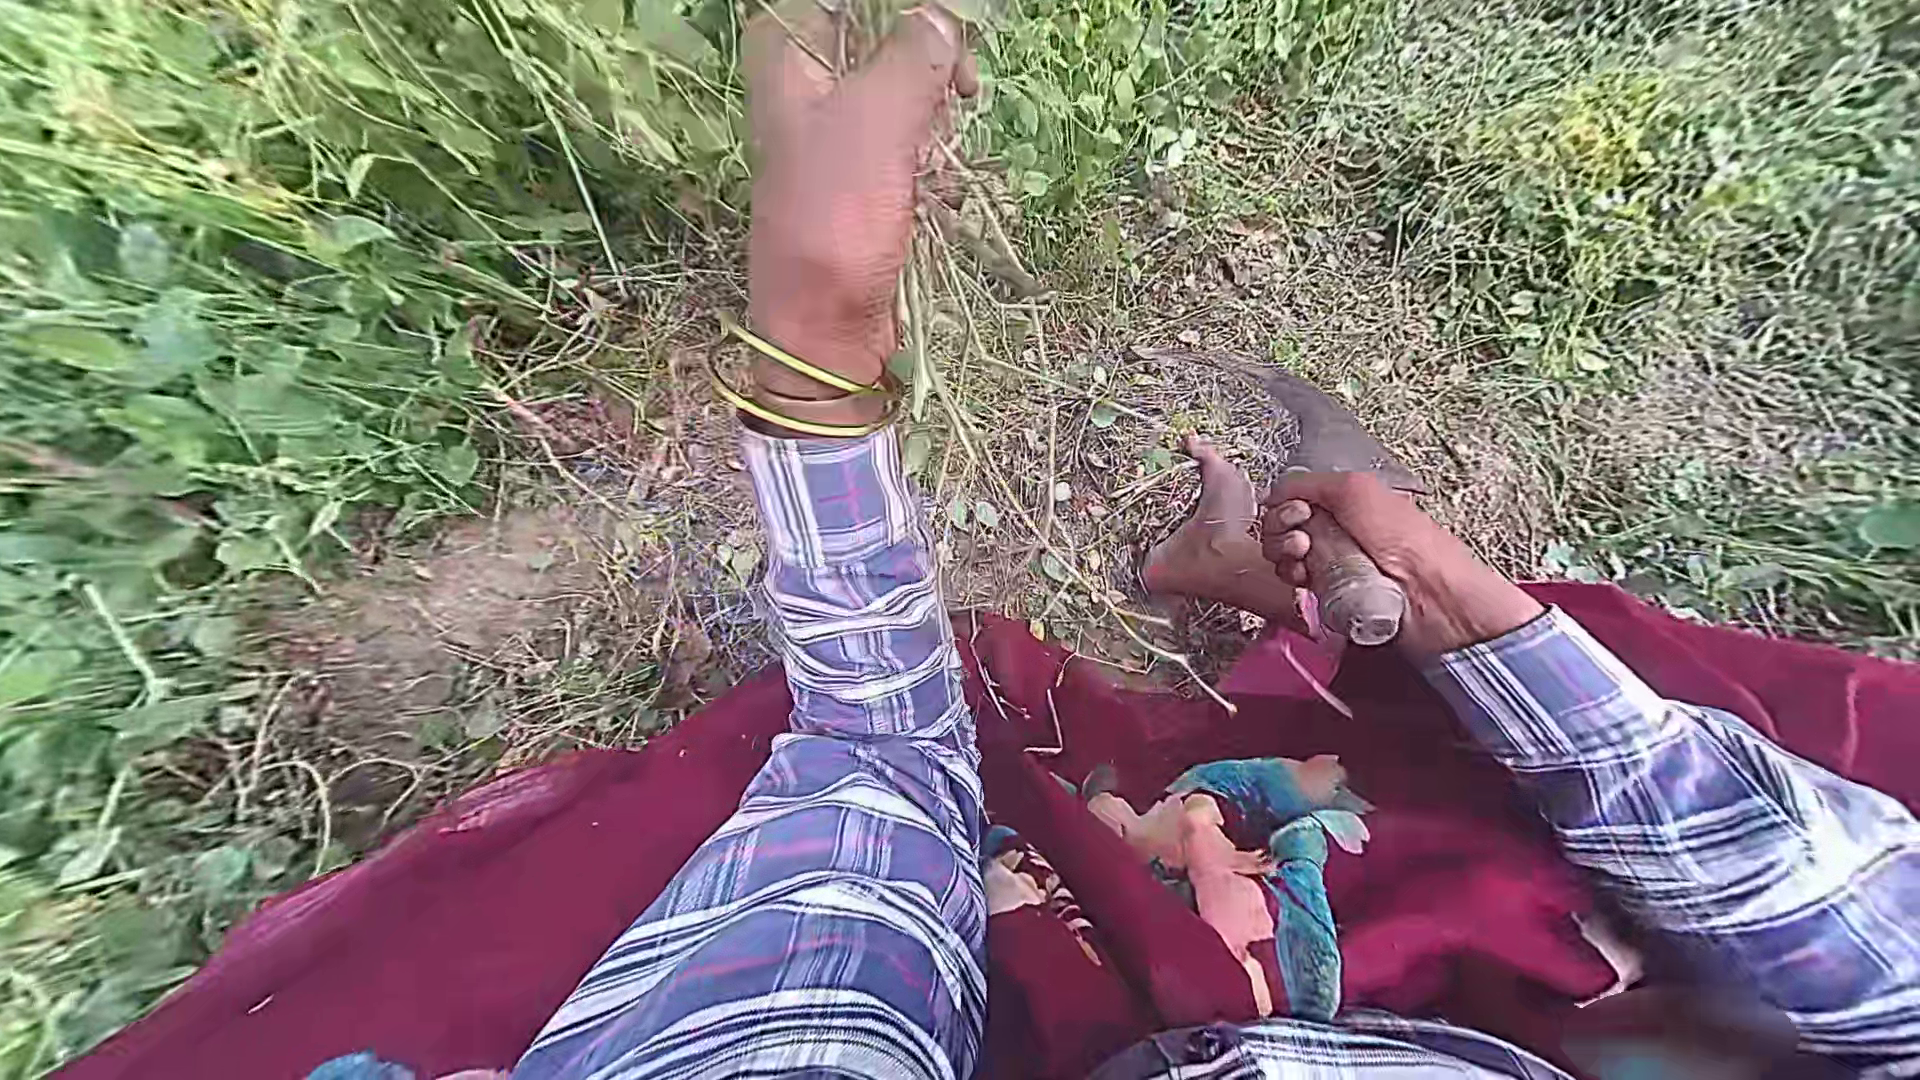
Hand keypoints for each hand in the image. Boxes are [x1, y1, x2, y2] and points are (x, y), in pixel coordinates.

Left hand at [742, 1, 974, 399]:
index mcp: (790, 58)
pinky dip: (932, 170)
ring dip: (936, 128)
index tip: (949, 42)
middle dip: (929, 74)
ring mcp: (840, 148)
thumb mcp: (874, 125)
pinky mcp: (866, 193)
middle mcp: (810, 96)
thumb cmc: (837, 224)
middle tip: (962, 96)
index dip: (904, 18)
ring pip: (904, 104)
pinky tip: (942, 193)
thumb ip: (912, 58)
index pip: (850, 5)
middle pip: (884, 47)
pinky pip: (909, 156)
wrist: (827, 329)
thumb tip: (941, 22)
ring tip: (944, 162)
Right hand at [1260, 472, 1543, 655]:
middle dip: (1279, 528)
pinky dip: (1290, 574)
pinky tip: (1305, 576)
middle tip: (1300, 538)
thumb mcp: (1356, 489)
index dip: (1284, 503)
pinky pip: (1290, 576)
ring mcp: (1326, 558)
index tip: (1297, 512)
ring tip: (1304, 557)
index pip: (1290, 497)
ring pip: (1280, 550)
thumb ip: (1308, 483)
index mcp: (1342, 501)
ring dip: (1283, 552)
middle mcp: (1332, 527)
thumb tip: (1271, 495)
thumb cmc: (1402, 538)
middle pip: (1280, 523)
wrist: (1427, 595)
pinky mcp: (1323, 588)